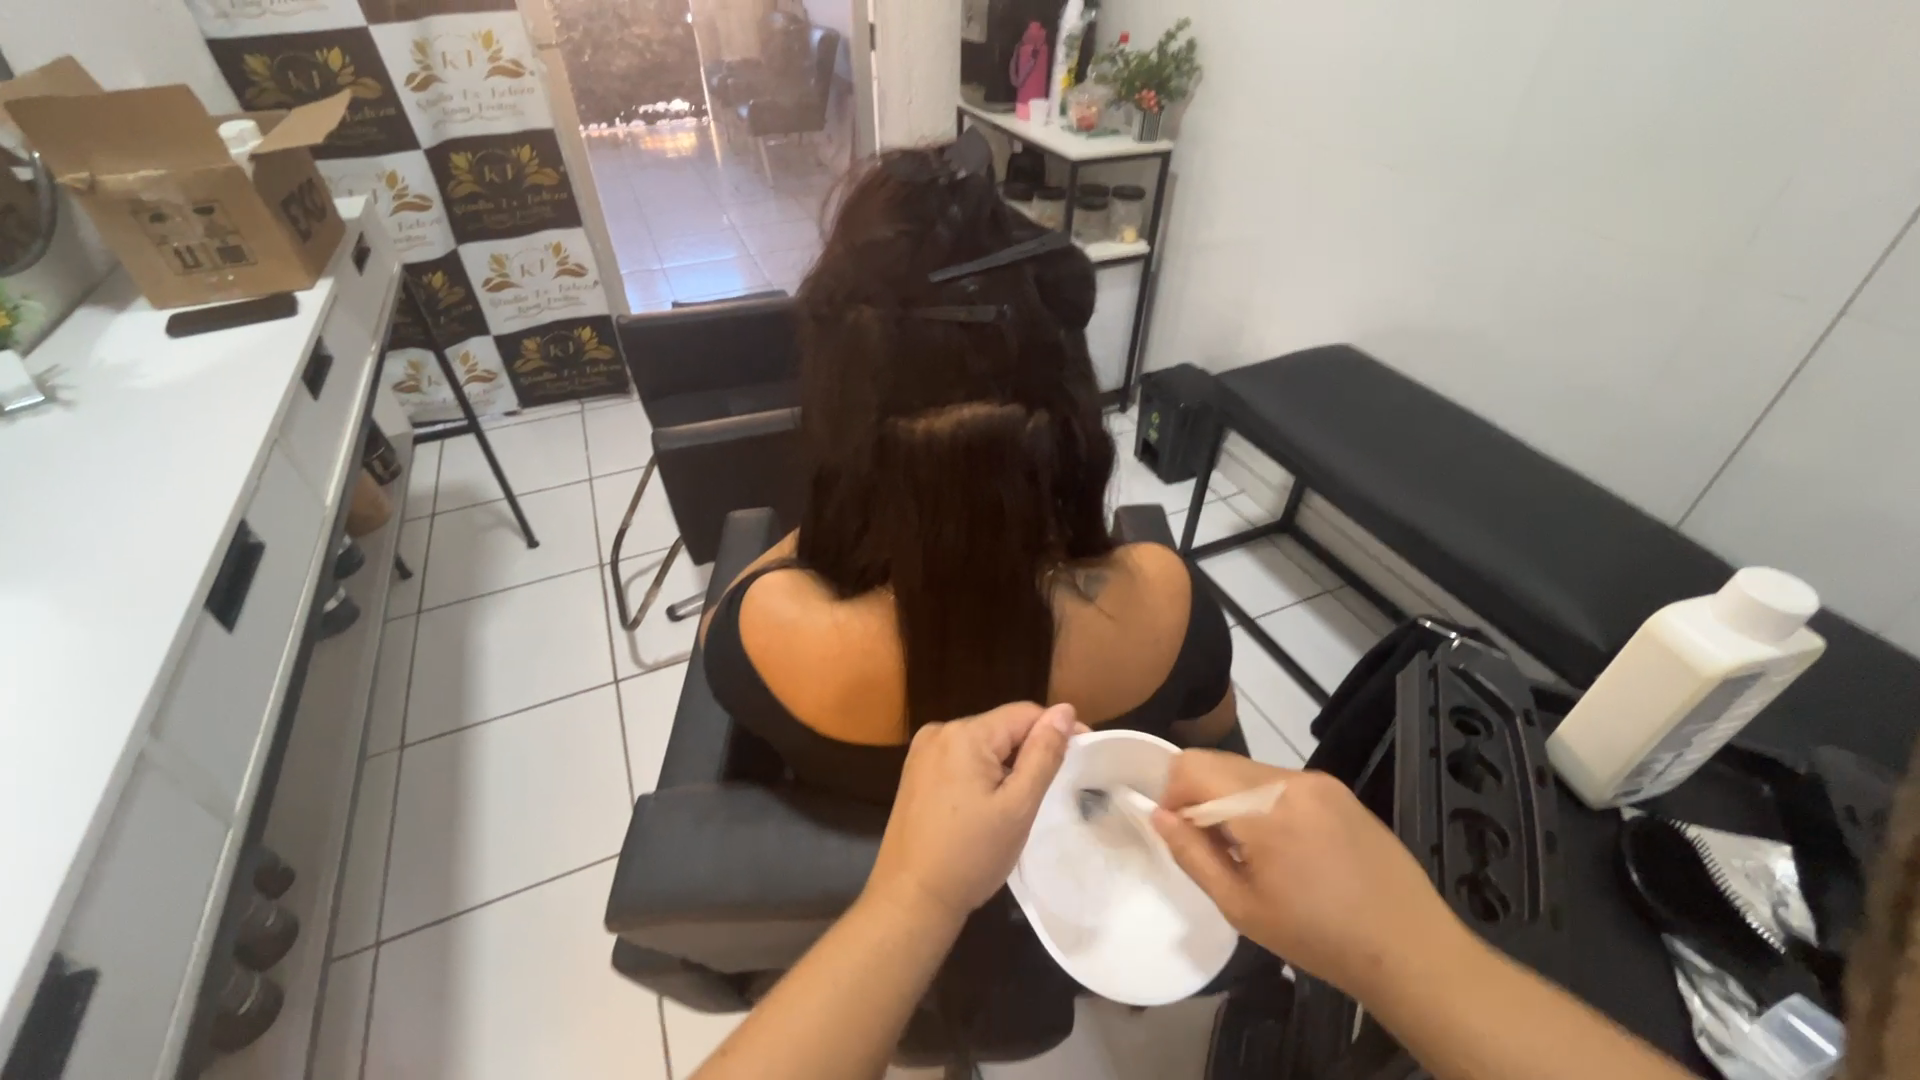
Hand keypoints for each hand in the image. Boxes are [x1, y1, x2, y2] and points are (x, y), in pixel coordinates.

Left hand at [864, 702, 1076, 925]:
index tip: (1083, 753)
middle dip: (1029, 751)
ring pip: (982, 745)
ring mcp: (923, 752)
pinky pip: (962, 760)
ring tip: (1019, 803)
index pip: (1024, 714)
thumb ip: (1043, 755)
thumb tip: (1065, 710)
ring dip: (1006, 765)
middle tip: (1049, 791)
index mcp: (964, 734)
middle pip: (1001, 728)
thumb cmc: (971, 855)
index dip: (1057, 730)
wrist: (911, 898)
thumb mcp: (1018, 806)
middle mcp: (939, 732)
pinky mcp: (916, 773)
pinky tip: (987, 807)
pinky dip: (982, 775)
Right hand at [1151, 751, 1469, 1000]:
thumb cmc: (1319, 937)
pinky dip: (1263, 803)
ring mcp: (1318, 780)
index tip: (1184, 836)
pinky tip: (1287, 849)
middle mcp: (1290, 779)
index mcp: (1264, 807)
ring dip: (1232, 800)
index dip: (1173, 796)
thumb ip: (1192, 854)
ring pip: (1247, 770)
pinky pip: (1279, 781)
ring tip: (1254, 853)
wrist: (1410, 949)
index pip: (1192, 765)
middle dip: (1201, 797)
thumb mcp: (1241, 907)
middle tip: (1216, 850)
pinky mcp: (1337, 789)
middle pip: (1217, 762)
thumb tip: (1159, 815)